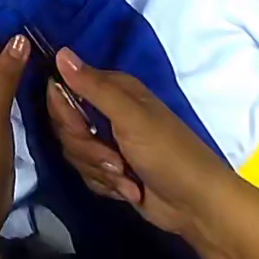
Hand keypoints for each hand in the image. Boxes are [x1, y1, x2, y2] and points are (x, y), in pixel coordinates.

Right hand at [48, 47, 235, 239]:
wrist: (198, 206)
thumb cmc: (169, 154)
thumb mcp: (131, 117)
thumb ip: (93, 87)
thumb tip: (60, 52)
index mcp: (112, 89)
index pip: (62, 88)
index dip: (64, 111)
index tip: (81, 127)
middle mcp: (106, 110)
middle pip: (64, 124)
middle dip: (85, 147)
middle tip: (115, 158)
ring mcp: (107, 141)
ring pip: (73, 151)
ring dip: (98, 169)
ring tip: (126, 176)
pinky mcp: (109, 169)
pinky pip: (84, 172)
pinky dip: (105, 184)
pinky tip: (129, 189)